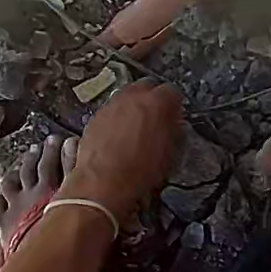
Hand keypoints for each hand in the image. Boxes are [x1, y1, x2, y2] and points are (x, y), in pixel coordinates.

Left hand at [62, 79, 184, 218]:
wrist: (102, 185)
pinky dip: (118, 117)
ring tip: (138, 126)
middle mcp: (131, 97)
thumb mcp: (170, 154)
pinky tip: (120, 134)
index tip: (176, 114)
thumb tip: (175, 123)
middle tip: (157, 116)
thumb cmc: (140, 172)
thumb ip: (175, 131)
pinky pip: (111, 110)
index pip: (172, 92)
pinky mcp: (94, 117)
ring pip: (126, 96)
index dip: (176, 104)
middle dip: (153, 98)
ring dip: (134, 106)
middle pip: (146, 86)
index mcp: (156, 103)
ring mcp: (110, 105)